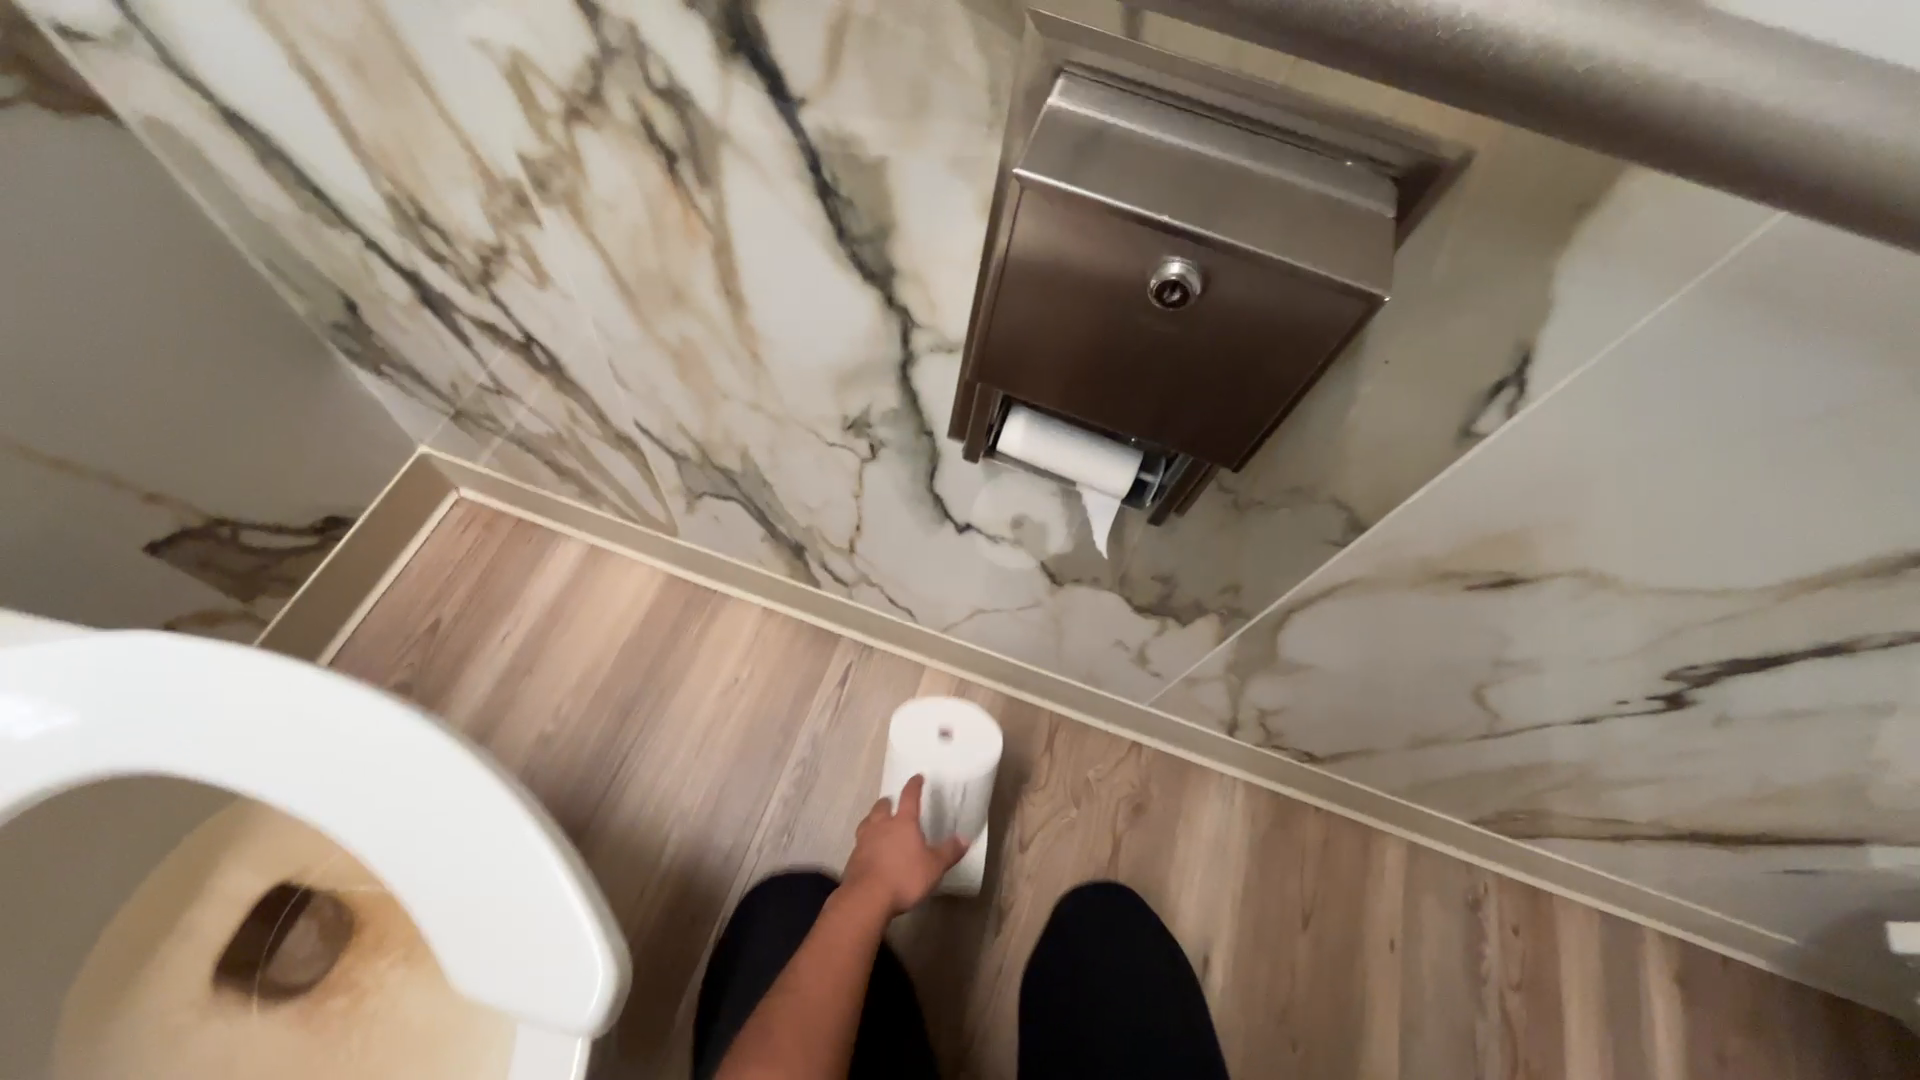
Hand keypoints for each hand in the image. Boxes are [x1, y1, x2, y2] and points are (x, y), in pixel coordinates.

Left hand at [842, 775, 968, 916]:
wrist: (867, 897)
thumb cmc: (905, 877)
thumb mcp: (934, 867)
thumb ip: (949, 852)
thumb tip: (965, 838)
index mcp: (903, 823)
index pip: (909, 797)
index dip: (914, 786)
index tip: (917, 777)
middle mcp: (881, 826)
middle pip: (882, 806)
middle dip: (888, 802)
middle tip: (892, 803)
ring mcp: (864, 840)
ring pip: (868, 821)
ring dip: (874, 818)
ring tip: (878, 822)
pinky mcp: (853, 857)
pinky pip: (860, 841)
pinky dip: (866, 840)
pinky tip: (870, 849)